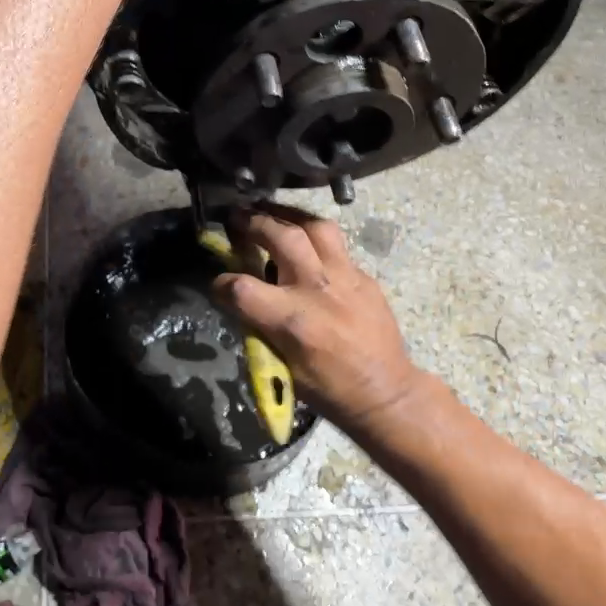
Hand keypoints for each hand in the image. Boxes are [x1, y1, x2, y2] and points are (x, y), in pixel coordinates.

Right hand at [213, 204, 430, 435]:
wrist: (385, 392)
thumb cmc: (329, 389)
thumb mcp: (282, 366)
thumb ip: (259, 327)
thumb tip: (239, 300)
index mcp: (293, 320)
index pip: (242, 288)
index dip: (221, 284)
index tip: (219, 285)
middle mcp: (318, 290)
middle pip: (281, 235)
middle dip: (253, 222)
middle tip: (238, 218)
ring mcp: (346, 278)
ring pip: (316, 226)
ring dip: (288, 215)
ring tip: (271, 213)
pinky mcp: (363, 277)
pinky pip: (336, 245)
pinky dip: (313, 239)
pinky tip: (304, 244)